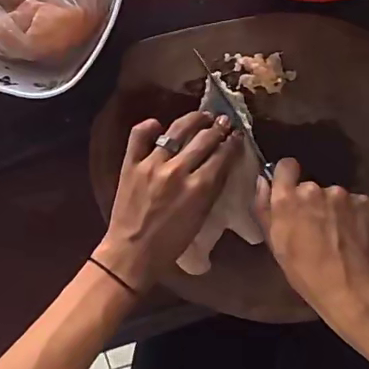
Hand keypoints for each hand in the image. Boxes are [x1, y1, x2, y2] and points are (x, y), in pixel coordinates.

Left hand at [94, 112, 239, 290]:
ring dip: (193, 120)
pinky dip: (149, 126)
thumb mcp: (200, 217)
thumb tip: (222, 164)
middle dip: (218, 127)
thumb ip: (211, 189)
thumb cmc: (171, 242)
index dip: (233, 142)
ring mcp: (152, 164)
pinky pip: (139, 136)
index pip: (222, 155)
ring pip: (176, 130)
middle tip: (224, 121)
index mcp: (199, 188)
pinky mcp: (130, 164)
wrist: (133, 252)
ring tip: (201, 116)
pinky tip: (157, 124)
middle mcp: (177, 170)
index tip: (237, 135)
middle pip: (204, 139)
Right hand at [255, 159, 368, 328]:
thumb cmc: (306, 274)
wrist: (354, 291)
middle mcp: (313, 189)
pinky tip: (355, 237)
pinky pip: (355, 204)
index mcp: (286, 199)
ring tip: (338, 237)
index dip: (288, 176)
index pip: (285, 166)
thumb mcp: (276, 245)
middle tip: (316, 228)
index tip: (290, 191)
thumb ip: (264, 209)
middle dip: (312, 202)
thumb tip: (262, 181)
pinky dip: (354, 216)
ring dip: (333, 210)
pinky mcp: (365, 202)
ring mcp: (341, 194)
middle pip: (310, 187)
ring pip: (333, 197)